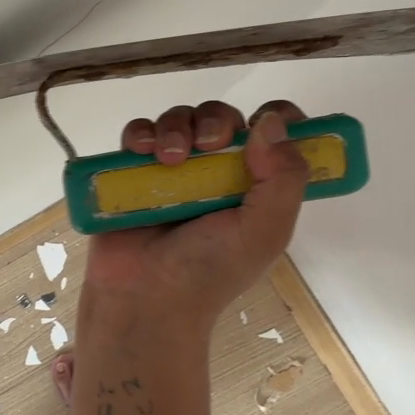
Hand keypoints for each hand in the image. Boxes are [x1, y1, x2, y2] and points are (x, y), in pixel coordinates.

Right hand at [82, 100, 309, 326]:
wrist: (145, 297)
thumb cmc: (209, 271)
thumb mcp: (266, 230)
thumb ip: (284, 176)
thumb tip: (272, 121)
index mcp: (255, 186)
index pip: (275, 133)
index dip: (276, 118)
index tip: (264, 123)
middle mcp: (215, 173)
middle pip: (221, 118)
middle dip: (216, 122)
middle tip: (208, 146)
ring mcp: (171, 172)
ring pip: (179, 120)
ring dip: (175, 128)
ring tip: (169, 160)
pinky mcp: (130, 174)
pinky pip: (136, 135)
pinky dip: (139, 134)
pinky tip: (141, 152)